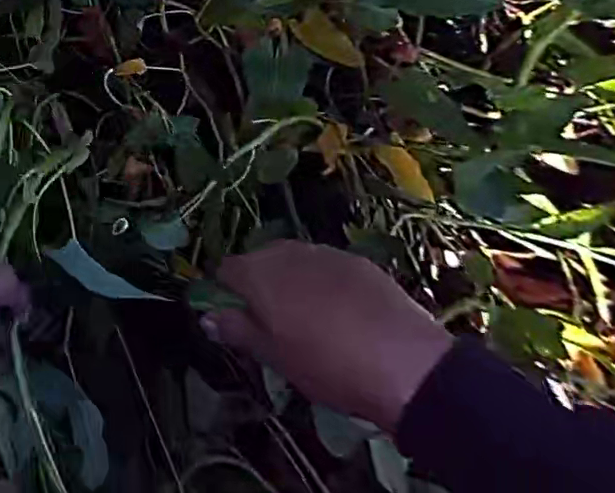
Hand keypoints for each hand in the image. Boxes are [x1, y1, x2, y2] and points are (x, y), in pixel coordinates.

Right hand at [202, 240, 452, 430]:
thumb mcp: (274, 357)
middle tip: (278, 325)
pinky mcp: (358, 261)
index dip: (228, 293)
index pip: (225, 270)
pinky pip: (329, 268)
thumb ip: (236, 330)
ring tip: (314, 322)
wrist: (408, 364)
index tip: (241, 318)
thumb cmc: (327, 364)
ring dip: (295, 283)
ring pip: (295, 262)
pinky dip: (328, 285)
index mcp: (256, 272)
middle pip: (260, 261)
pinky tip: (346, 316)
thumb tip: (207, 317)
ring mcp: (324, 252)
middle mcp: (284, 251)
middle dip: (262, 286)